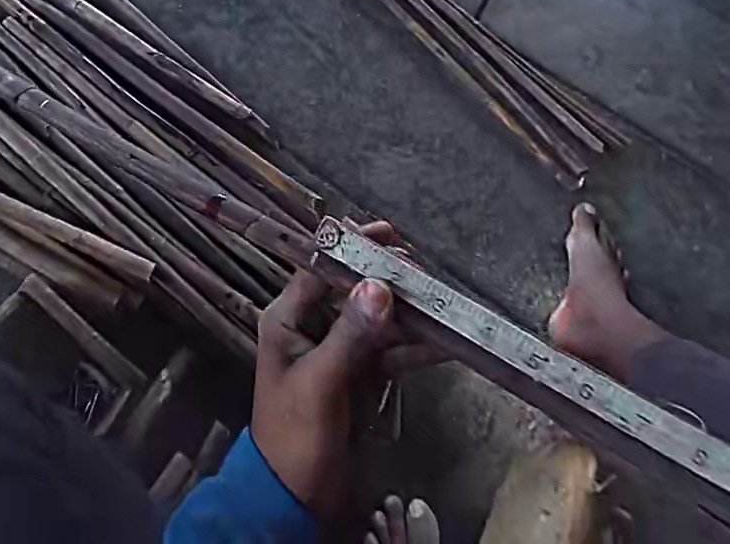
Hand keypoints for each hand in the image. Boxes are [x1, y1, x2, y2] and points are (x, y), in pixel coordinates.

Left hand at [252, 222, 414, 515]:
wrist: (294, 496)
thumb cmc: (294, 433)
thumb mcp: (321, 381)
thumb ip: (351, 334)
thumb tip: (378, 286)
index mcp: (286, 317)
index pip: (318, 270)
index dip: (349, 248)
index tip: (383, 234)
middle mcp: (310, 326)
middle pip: (351, 291)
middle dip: (384, 278)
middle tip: (419, 268)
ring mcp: (337, 351)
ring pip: (374, 321)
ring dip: (405, 312)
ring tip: (438, 299)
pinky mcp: (358, 376)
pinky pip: (388, 353)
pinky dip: (413, 348)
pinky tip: (443, 343)